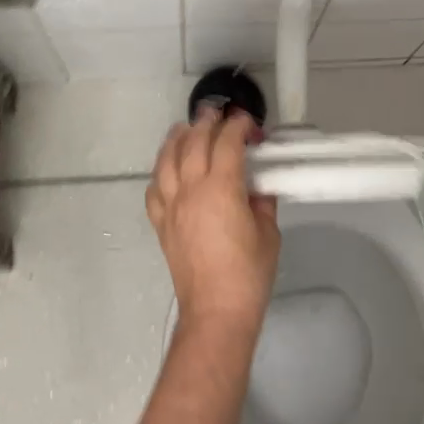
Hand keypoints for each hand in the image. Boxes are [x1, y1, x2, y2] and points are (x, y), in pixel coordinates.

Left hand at [146, 108, 280, 331]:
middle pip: (193, 143)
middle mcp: (191, 190)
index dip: (237, 126)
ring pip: (167, 160)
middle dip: (206, 123)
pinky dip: (161, 171)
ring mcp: (171, 206)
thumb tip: (256, 190)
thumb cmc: (248, 274)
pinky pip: (155, 188)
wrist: (215, 310)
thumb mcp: (268, 234)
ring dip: (177, 139)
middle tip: (217, 113)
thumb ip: (262, 204)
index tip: (248, 123)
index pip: (226, 143)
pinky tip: (169, 169)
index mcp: (221, 188)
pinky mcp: (161, 224)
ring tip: (186, 128)